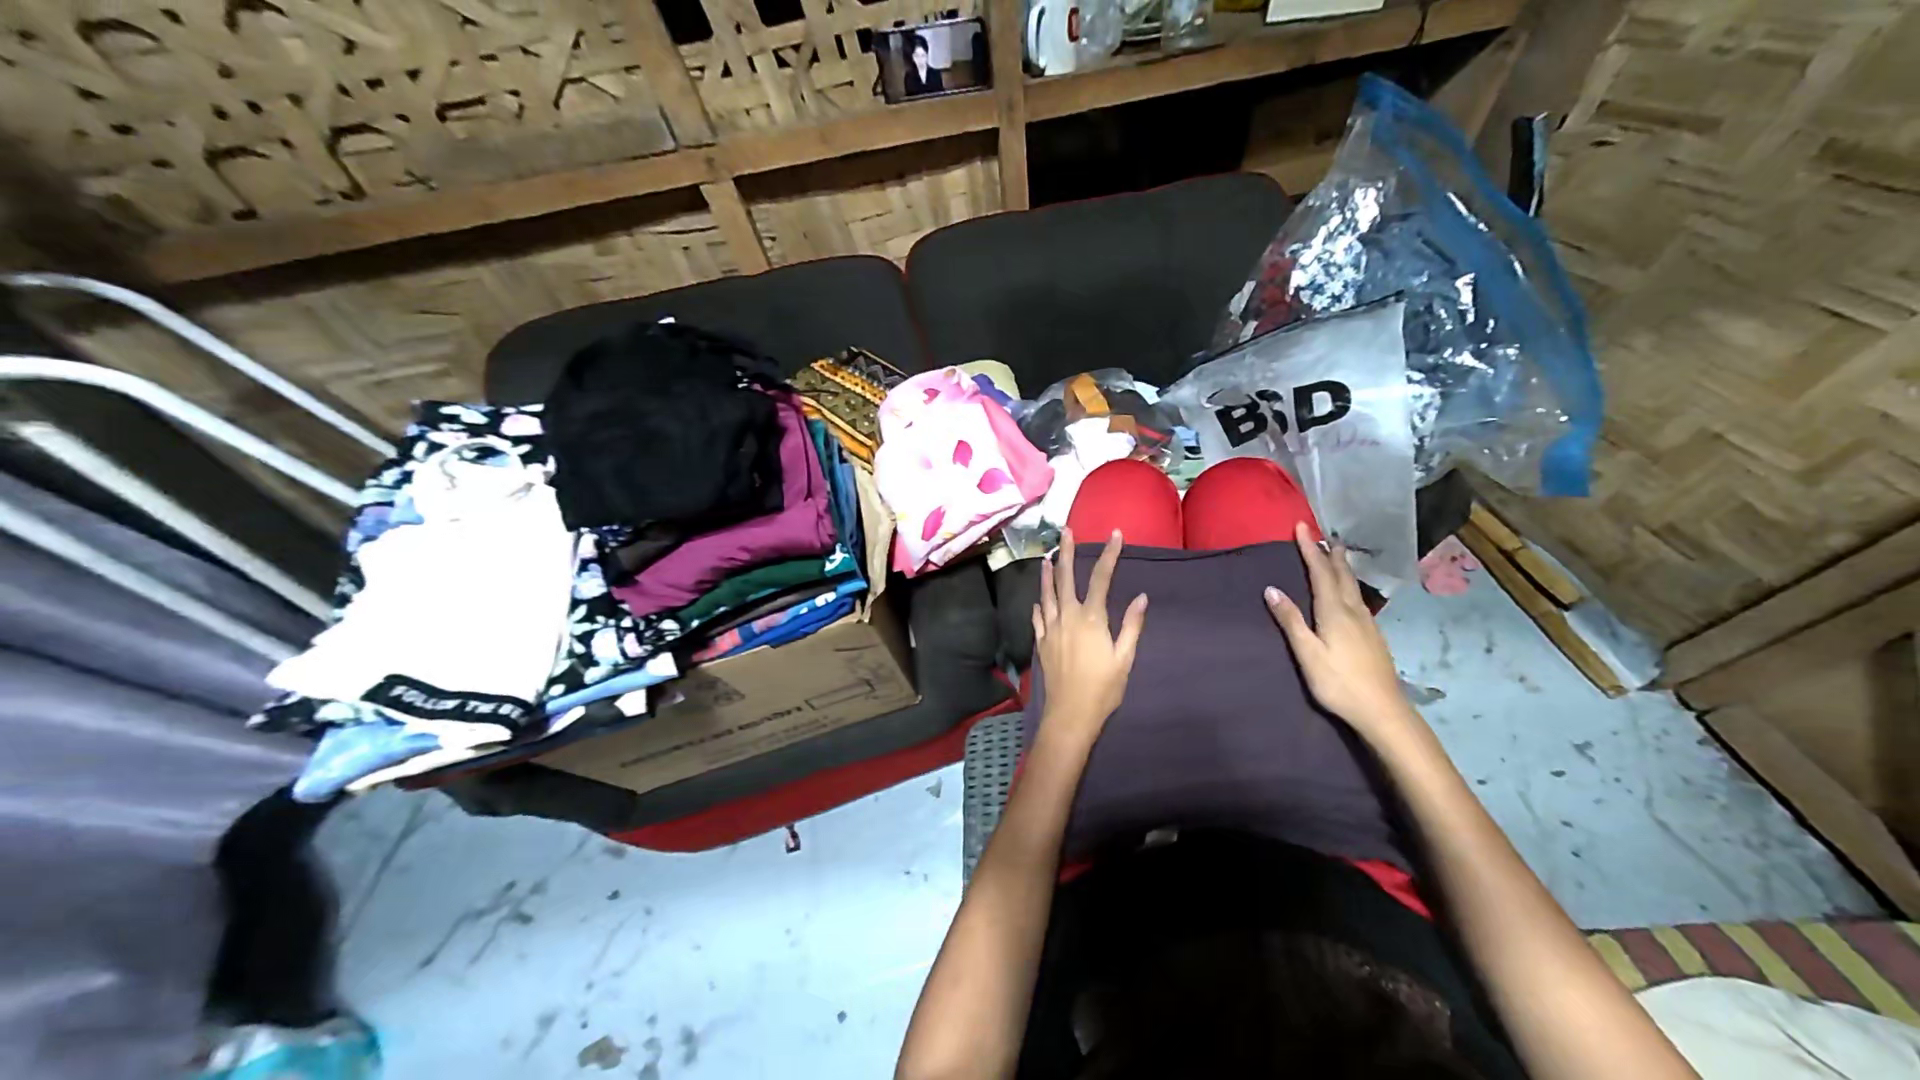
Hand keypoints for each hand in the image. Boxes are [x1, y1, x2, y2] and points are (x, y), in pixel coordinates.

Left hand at [1033, 527, 1148, 747]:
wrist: (1070, 714)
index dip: (1109, 554)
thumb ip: (1131, 625)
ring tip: (1047, 557)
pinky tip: (1039, 600)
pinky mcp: (1041, 643)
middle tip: (1066, 531)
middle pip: (1065, 577)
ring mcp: (1051, 629)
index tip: (1115, 534)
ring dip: (1047, 574)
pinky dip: (1039, 605)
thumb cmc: (1103, 688)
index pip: (1101, 578)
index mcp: (1091, 618)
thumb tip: (1140, 597)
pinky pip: (1038, 618)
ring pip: (1047, 594)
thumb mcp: (1125, 657)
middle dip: (1067, 551)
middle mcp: (1068, 617)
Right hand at [1264, 522, 1425, 744]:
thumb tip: (1271, 589)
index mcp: (1334, 612)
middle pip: (1341, 575)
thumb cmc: (1339, 683)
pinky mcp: (1373, 635)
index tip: (1301, 527)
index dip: (1310, 549)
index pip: (1320, 572)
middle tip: (1324, 534)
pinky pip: (1358, 598)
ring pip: (1352, 586)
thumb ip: (1291, 620)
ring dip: (1342, 567)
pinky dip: (1348, 584)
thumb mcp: (1307, 653)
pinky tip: (1349, 592)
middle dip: (1330, 553)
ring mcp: (1367, 623)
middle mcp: (1353, 611)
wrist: (1382, 710)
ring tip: (1337, 554)